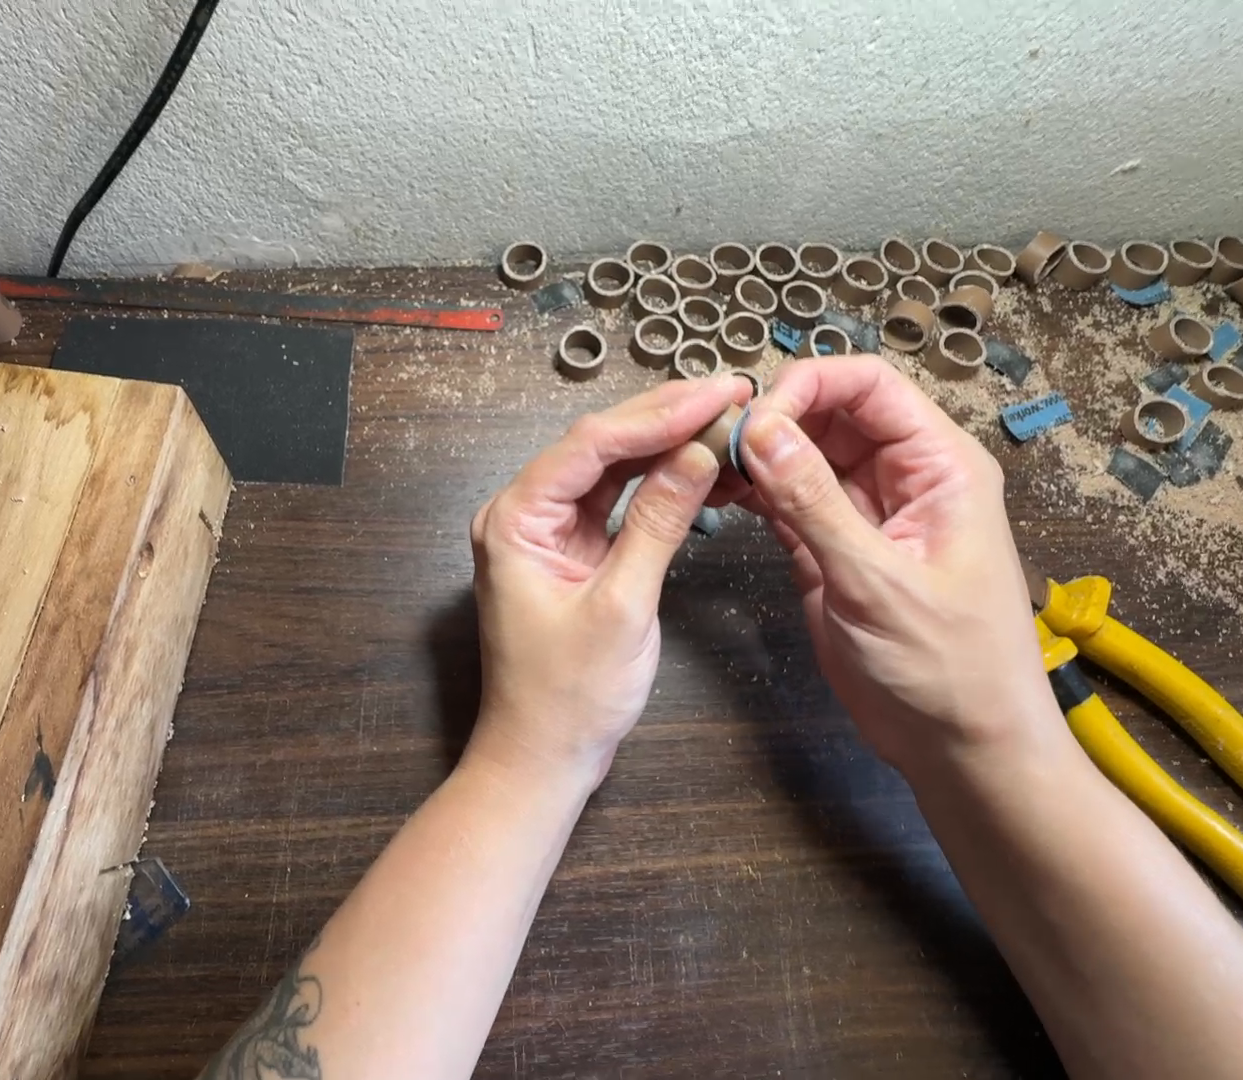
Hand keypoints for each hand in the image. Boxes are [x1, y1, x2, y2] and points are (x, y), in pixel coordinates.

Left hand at [467, 377, 750, 785]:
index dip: (656, 414)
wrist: (543, 755)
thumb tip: (698, 452)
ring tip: (722, 417)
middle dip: (663, 419)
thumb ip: (658, 523)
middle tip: (728, 393)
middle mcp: (523, 514)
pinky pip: (615, 504)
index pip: (589, 445)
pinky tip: (696, 464)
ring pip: (609, 471)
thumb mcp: (622, 605)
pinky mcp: (571, 552)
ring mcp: (546, 532)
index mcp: (514, 520)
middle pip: (597, 448)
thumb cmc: (568, 695)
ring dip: (663, 445)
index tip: (716, 393)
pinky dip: (656, 486)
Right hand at [735, 356, 1064, 777]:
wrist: (958, 745)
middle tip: (716, 445)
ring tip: (706, 466)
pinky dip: (752, 494)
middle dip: (772, 419)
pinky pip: (785, 502)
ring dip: (755, 456)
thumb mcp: (877, 580)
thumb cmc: (948, 665)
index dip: (808, 386)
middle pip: (829, 414)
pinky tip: (719, 495)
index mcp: (937, 466)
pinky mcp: (828, 548)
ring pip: (800, 457)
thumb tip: (759, 429)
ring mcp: (860, 514)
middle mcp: (898, 478)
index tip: (752, 417)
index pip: (870, 387)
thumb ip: (813, 501)